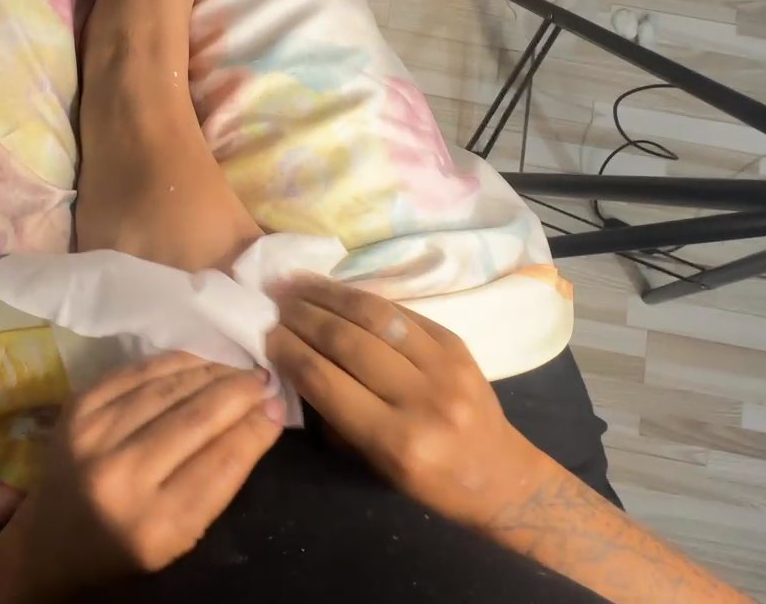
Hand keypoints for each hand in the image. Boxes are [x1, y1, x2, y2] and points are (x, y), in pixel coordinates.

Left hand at [4, 352, 284, 591]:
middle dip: (238, 392)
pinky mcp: (78, 406)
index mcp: (154, 525)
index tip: (279, 405)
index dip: (255, 429)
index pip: (220, 465)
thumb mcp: (179, 534)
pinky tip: (197, 359)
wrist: (51, 537)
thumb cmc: (125, 544)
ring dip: (211, 371)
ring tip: (236, 367)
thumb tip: (262, 416)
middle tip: (265, 378)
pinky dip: (173, 362)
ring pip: (167, 389)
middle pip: (196, 419)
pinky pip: (136, 372)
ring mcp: (94, 435)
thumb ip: (216, 481)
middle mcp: (121, 477)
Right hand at [266, 275, 550, 528]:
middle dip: (300, 316)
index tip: (261, 331)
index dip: (286, 348)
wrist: (503, 478)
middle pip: (344, 341)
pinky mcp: (457, 343)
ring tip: (295, 283)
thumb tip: (290, 359)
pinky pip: (398, 310)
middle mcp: (422, 400)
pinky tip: (334, 289)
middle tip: (272, 302)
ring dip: (326, 294)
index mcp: (395, 441)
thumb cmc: (428, 481)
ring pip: (372, 315)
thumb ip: (332, 411)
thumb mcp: (373, 462)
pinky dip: (359, 296)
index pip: (324, 380)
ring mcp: (444, 367)